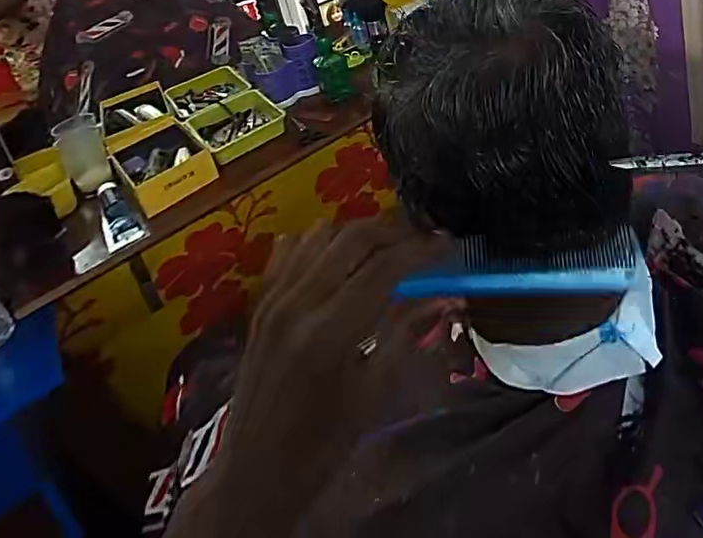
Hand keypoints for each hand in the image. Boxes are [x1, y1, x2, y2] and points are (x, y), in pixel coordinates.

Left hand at [174, 215, 445, 535]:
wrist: (256, 471)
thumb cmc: (322, 443)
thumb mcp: (375, 393)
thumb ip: (408, 334)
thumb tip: (446, 296)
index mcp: (330, 332)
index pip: (384, 267)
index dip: (421, 250)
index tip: (447, 243)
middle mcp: (298, 301)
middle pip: (353, 237)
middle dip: (394, 232)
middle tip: (420, 244)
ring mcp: (274, 296)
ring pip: (322, 232)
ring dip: (358, 233)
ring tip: (385, 249)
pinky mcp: (261, 299)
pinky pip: (292, 247)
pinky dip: (321, 241)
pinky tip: (339, 258)